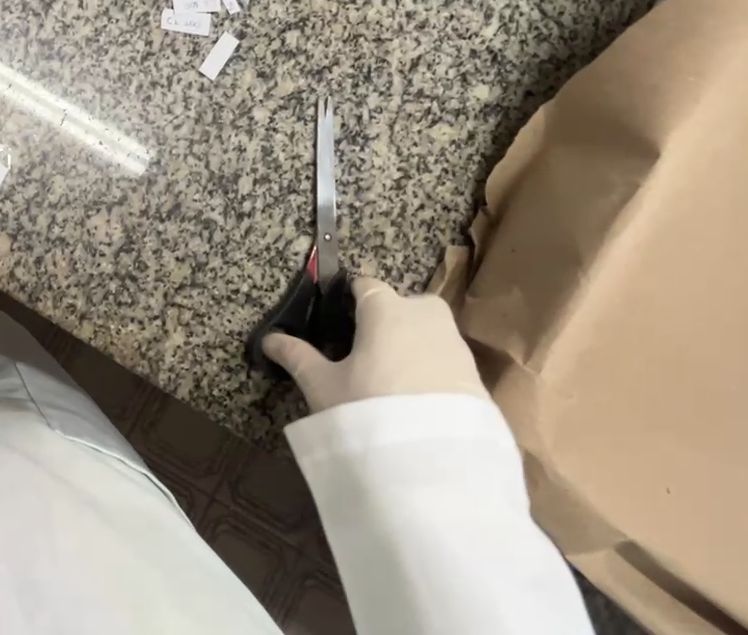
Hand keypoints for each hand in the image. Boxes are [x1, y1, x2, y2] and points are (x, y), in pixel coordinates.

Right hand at [261, 276, 488, 412]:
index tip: (337, 314)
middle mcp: (425, 320)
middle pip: (408, 304)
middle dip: (392, 316)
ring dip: (414, 343)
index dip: (350, 296)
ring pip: (432, 332)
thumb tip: (268, 339)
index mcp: (385, 311)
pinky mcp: (479, 380)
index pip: (367, 285)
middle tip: (368, 346)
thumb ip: (296, 356)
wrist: (436, 462)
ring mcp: (457, 349)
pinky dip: (433, 370)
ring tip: (391, 376)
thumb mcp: (321, 384)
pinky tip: (416, 397)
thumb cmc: (367, 406)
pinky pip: (449, 362)